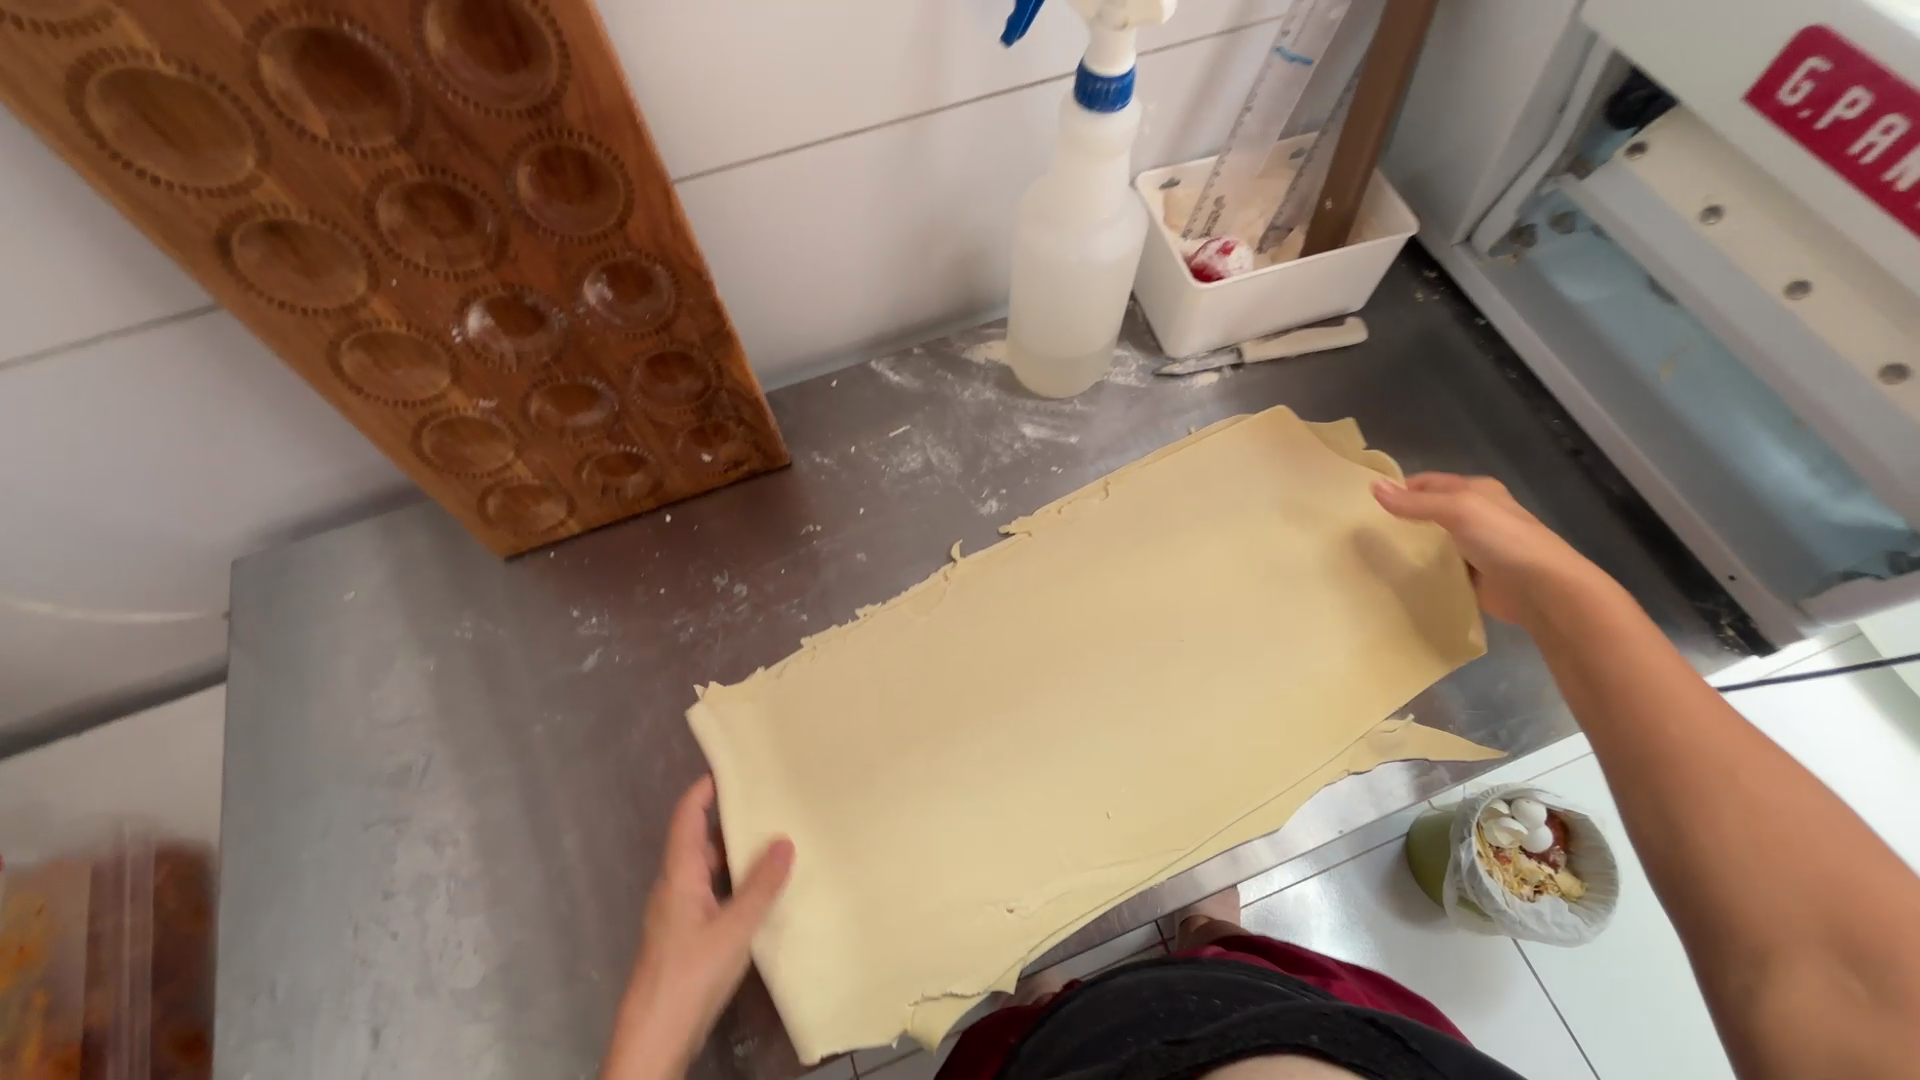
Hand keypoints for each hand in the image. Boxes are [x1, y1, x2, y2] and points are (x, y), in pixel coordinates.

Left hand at [604, 776, 793, 1079]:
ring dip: (734, 855)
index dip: (704, 790)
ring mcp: (677, 915)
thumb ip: (760, 886)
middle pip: (699, 842)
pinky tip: (760, 894)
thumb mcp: (734, 929)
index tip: (730, 767)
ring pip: (707, 871)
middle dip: (729, 821)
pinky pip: (710, 894)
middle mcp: (674, 888)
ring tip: (773, 842)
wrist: (654, 1037)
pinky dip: (733, 884)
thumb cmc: (689, 975)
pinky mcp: (685, 938)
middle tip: (768, 804)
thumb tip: (784, 841)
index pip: (687, 818)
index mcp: (678, 876)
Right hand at [1371, 472, 1606, 625]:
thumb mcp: (1458, 510)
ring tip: (1370, 554)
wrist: (1543, 590)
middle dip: (1399, 519)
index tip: (1364, 504)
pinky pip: (1437, 568)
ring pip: (1430, 541)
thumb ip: (1415, 503)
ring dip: (1408, 547)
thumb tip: (1372, 487)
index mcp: (1476, 491)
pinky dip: (1420, 570)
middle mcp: (1475, 515)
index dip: (1398, 489)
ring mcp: (1474, 546)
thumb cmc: (1504, 540)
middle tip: (1362, 531)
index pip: (1426, 483)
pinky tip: (1397, 576)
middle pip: (1427, 512)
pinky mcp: (1471, 574)